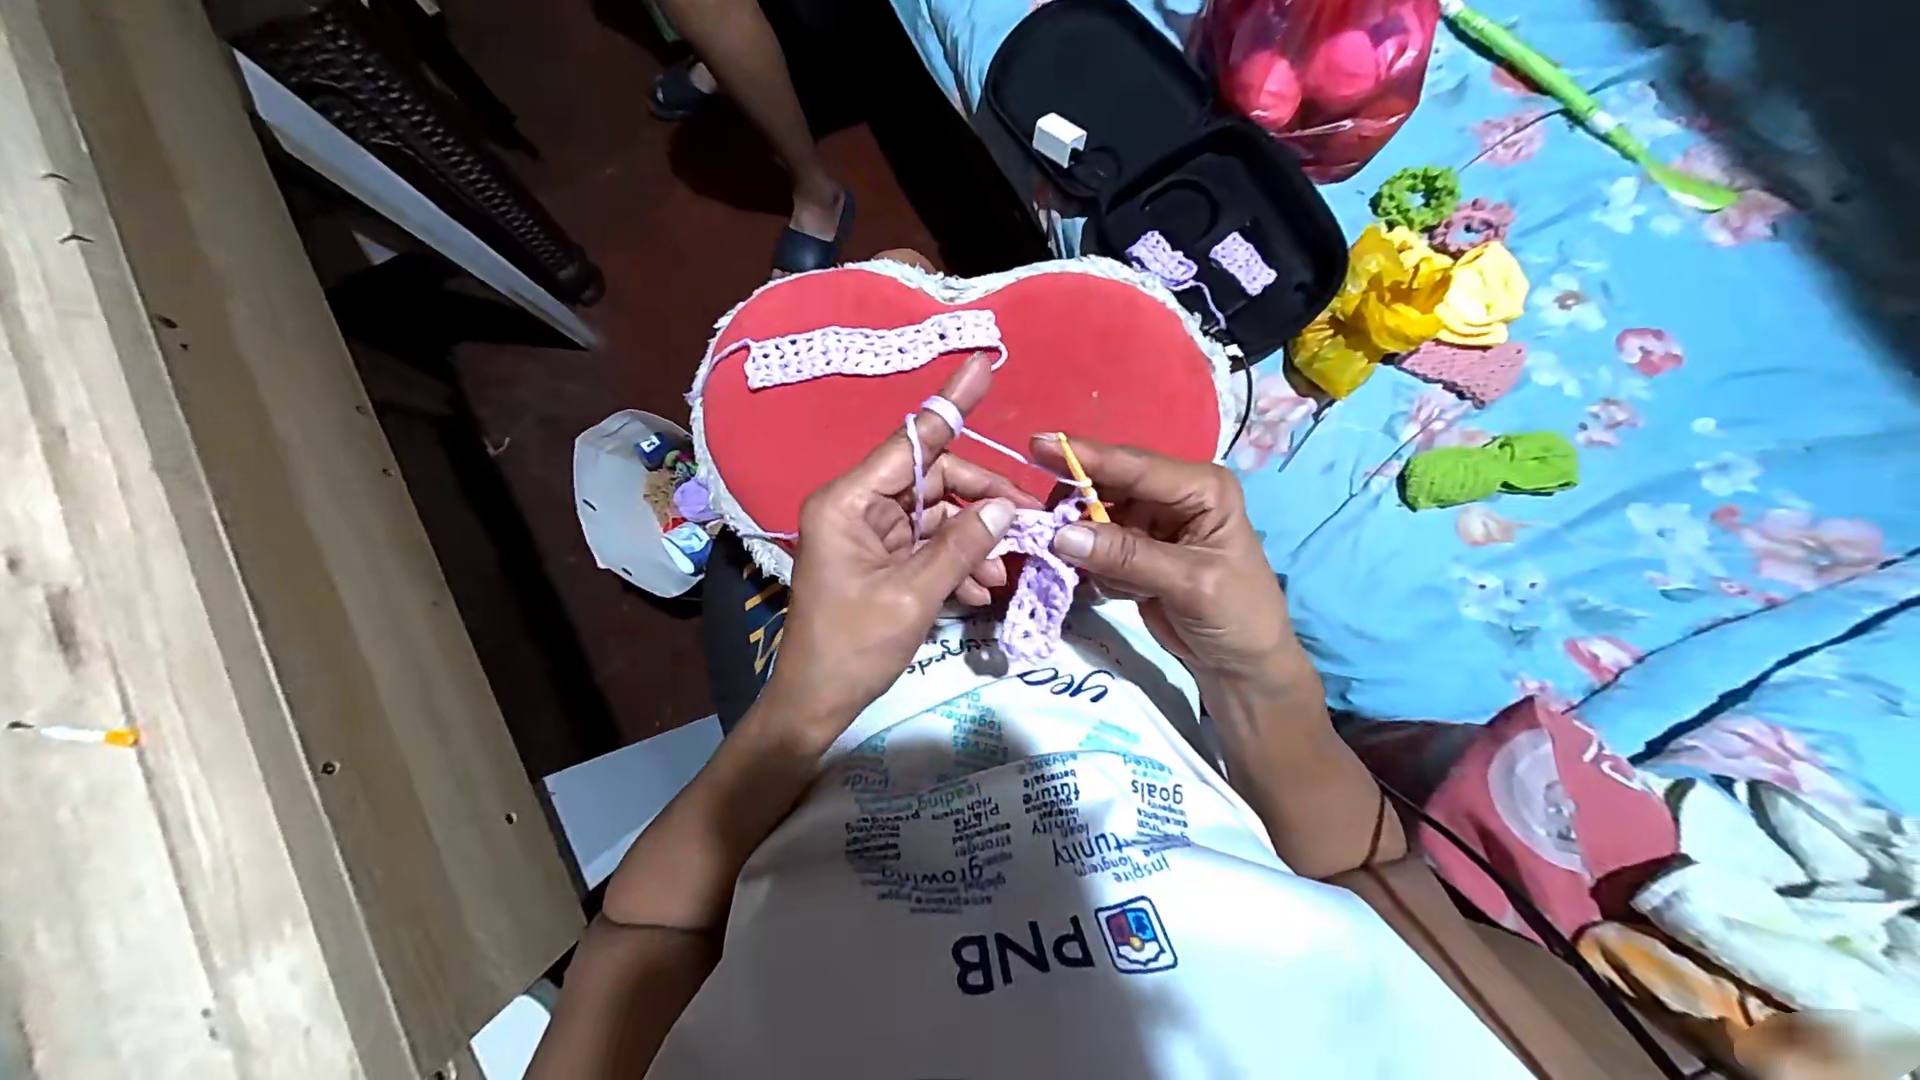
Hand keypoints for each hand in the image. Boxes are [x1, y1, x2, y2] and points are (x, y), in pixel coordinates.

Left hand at [763, 355, 1037, 735]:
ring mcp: (871, 531)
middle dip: (980, 500)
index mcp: (849, 501)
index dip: (951, 404)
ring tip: (1003, 572)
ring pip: (938, 513)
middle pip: (933, 479)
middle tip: (1025, 521)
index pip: (911, 440)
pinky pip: (929, 543)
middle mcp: (858, 505)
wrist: (819, 701)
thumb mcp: (915, 594)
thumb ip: (963, 546)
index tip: (984, 365)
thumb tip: (1007, 508)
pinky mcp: (882, 556)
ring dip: (973, 539)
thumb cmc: (855, 646)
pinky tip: (983, 588)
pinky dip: (957, 560)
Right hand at [1028, 436, 1313, 697]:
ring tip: (1074, 566)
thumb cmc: (1236, 615)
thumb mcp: (1188, 584)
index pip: (1134, 466)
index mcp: (1199, 488)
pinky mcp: (1134, 550)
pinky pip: (1096, 546)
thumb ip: (1126, 556)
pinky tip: (1109, 589)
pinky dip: (1091, 565)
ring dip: (1080, 540)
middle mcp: (1172, 496)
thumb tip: (1063, 535)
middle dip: (1074, 501)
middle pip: (1108, 484)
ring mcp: (1150, 523)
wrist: (1241, 663)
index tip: (1036, 445)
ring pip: (1095, 516)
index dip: (1084, 456)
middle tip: (1037, 520)